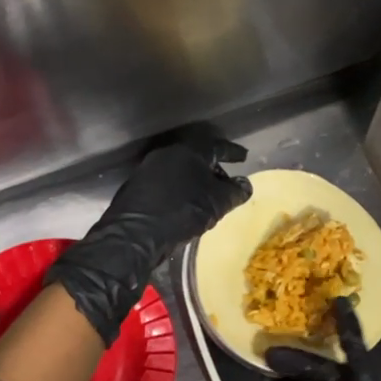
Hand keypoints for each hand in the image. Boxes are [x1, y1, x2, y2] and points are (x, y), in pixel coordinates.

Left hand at [46, 134, 250, 343]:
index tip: (242, 157)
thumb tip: (245, 184)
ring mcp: (148, 170)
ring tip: (206, 196)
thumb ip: (234, 192)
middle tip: (225, 180)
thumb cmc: (182, 211)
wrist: (135, 234)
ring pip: (179, 171)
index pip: (217, 147)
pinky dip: (179, 191)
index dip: (232, 152)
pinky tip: (184, 206)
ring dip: (194, 181)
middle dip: (212, 169)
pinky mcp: (136, 188)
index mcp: (188, 151)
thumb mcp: (217, 203)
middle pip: (195, 157)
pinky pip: (165, 184)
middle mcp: (166, 154)